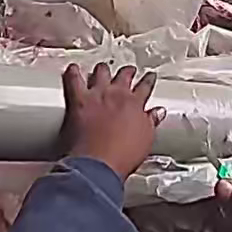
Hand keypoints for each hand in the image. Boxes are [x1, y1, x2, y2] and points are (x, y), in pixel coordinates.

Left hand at [60, 63, 162, 179]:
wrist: (99, 164)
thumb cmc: (122, 156)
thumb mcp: (146, 140)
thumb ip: (151, 122)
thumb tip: (158, 113)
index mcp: (135, 104)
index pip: (145, 87)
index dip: (148, 80)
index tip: (149, 76)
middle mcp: (117, 94)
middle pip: (123, 75)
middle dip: (127, 71)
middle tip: (129, 70)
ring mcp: (97, 94)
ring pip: (101, 72)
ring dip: (102, 69)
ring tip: (103, 67)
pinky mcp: (79, 99)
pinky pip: (74, 79)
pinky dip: (73, 72)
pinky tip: (73, 68)